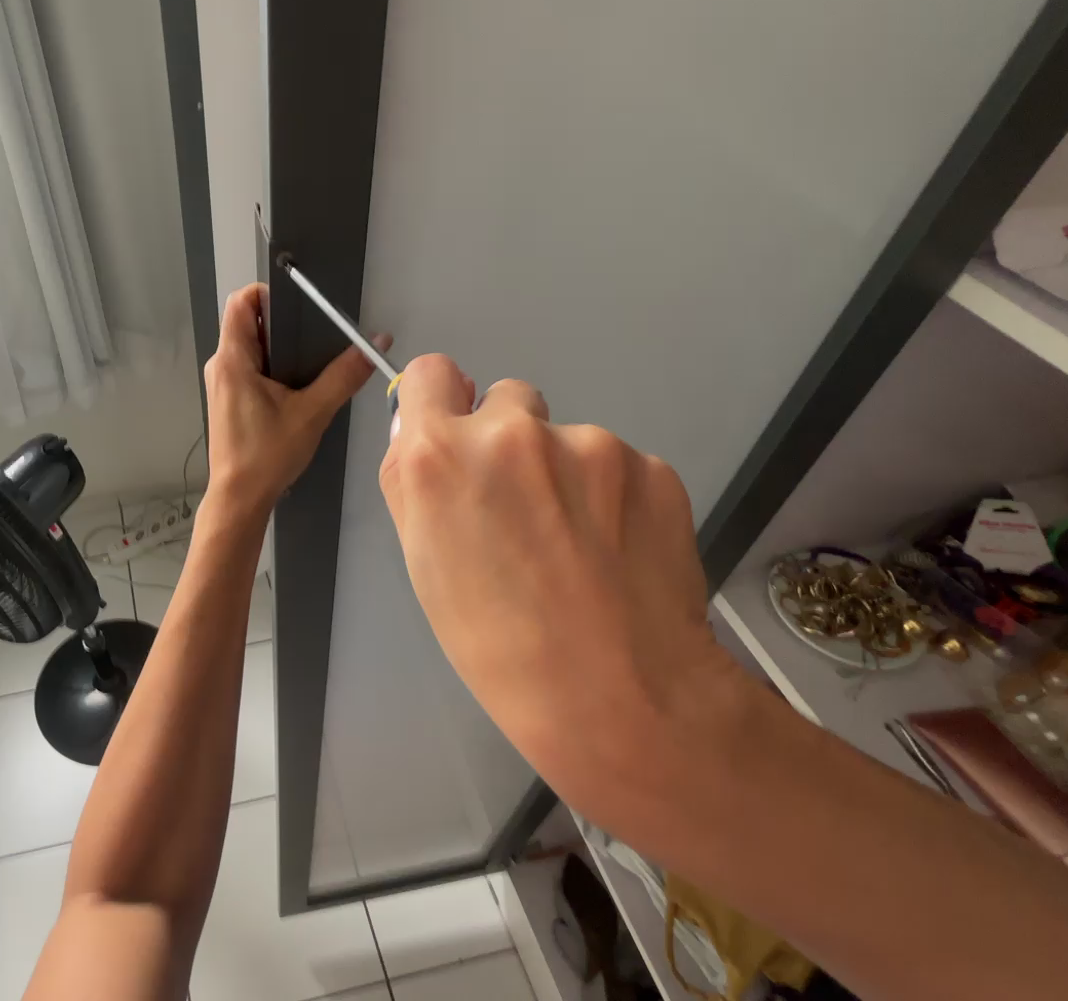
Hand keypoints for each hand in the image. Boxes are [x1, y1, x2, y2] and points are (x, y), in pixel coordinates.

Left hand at [203, 283, 386, 516]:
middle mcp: (221, 365)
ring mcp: (222, 383)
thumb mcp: (313, 412)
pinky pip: (249, 368)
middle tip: (317, 335)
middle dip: (283, 323)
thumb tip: (376, 343)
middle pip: (248, 322)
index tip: (301, 305)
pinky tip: (297, 385)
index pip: (241, 301)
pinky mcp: (228, 400)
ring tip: (312, 360)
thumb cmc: (267, 454)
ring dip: (280, 348)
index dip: (268, 292)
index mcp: (232, 359)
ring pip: (250, 347)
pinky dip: (272, 367)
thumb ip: (344, 375)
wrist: (239, 498)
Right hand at [377, 355, 743, 813]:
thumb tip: (422, 433)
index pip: (430, 373)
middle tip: (521, 510)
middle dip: (507, 439)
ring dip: (565, 472)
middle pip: (504, 398)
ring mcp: (589, 444)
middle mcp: (510, 431)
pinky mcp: (651, 465)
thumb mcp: (423, 559)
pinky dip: (614, 497)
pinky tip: (617, 553)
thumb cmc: (492, 643)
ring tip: (577, 546)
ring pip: (567, 438)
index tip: (454, 437)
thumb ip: (416, 481)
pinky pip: (619, 466)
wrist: (616, 694)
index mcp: (438, 455)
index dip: (438, 403)